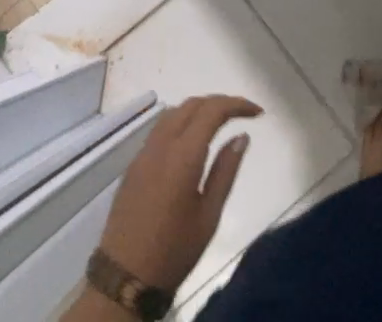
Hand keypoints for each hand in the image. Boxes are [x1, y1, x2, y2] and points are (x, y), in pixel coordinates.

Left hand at [99, 95, 262, 290]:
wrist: (123, 279)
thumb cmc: (174, 251)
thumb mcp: (209, 215)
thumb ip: (225, 170)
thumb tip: (241, 136)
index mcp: (183, 156)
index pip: (212, 110)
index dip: (237, 104)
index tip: (258, 113)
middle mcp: (160, 147)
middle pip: (191, 105)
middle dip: (219, 102)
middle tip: (242, 115)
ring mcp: (142, 155)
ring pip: (172, 114)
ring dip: (198, 110)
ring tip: (220, 124)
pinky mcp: (133, 167)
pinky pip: (159, 131)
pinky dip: (181, 123)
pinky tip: (192, 142)